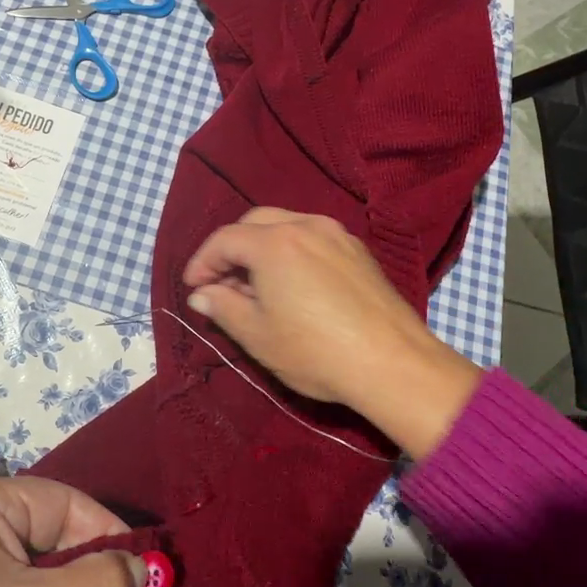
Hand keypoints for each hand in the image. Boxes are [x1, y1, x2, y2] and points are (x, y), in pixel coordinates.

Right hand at [182, 207, 481, 457]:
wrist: (393, 363)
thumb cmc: (316, 351)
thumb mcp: (258, 336)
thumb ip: (223, 308)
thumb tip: (201, 294)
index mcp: (274, 242)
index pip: (225, 239)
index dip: (202, 262)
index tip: (193, 287)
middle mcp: (305, 225)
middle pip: (255, 223)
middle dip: (232, 249)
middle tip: (221, 283)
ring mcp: (336, 234)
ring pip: (287, 226)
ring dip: (262, 248)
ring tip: (255, 286)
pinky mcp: (359, 251)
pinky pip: (313, 238)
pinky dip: (292, 251)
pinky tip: (293, 284)